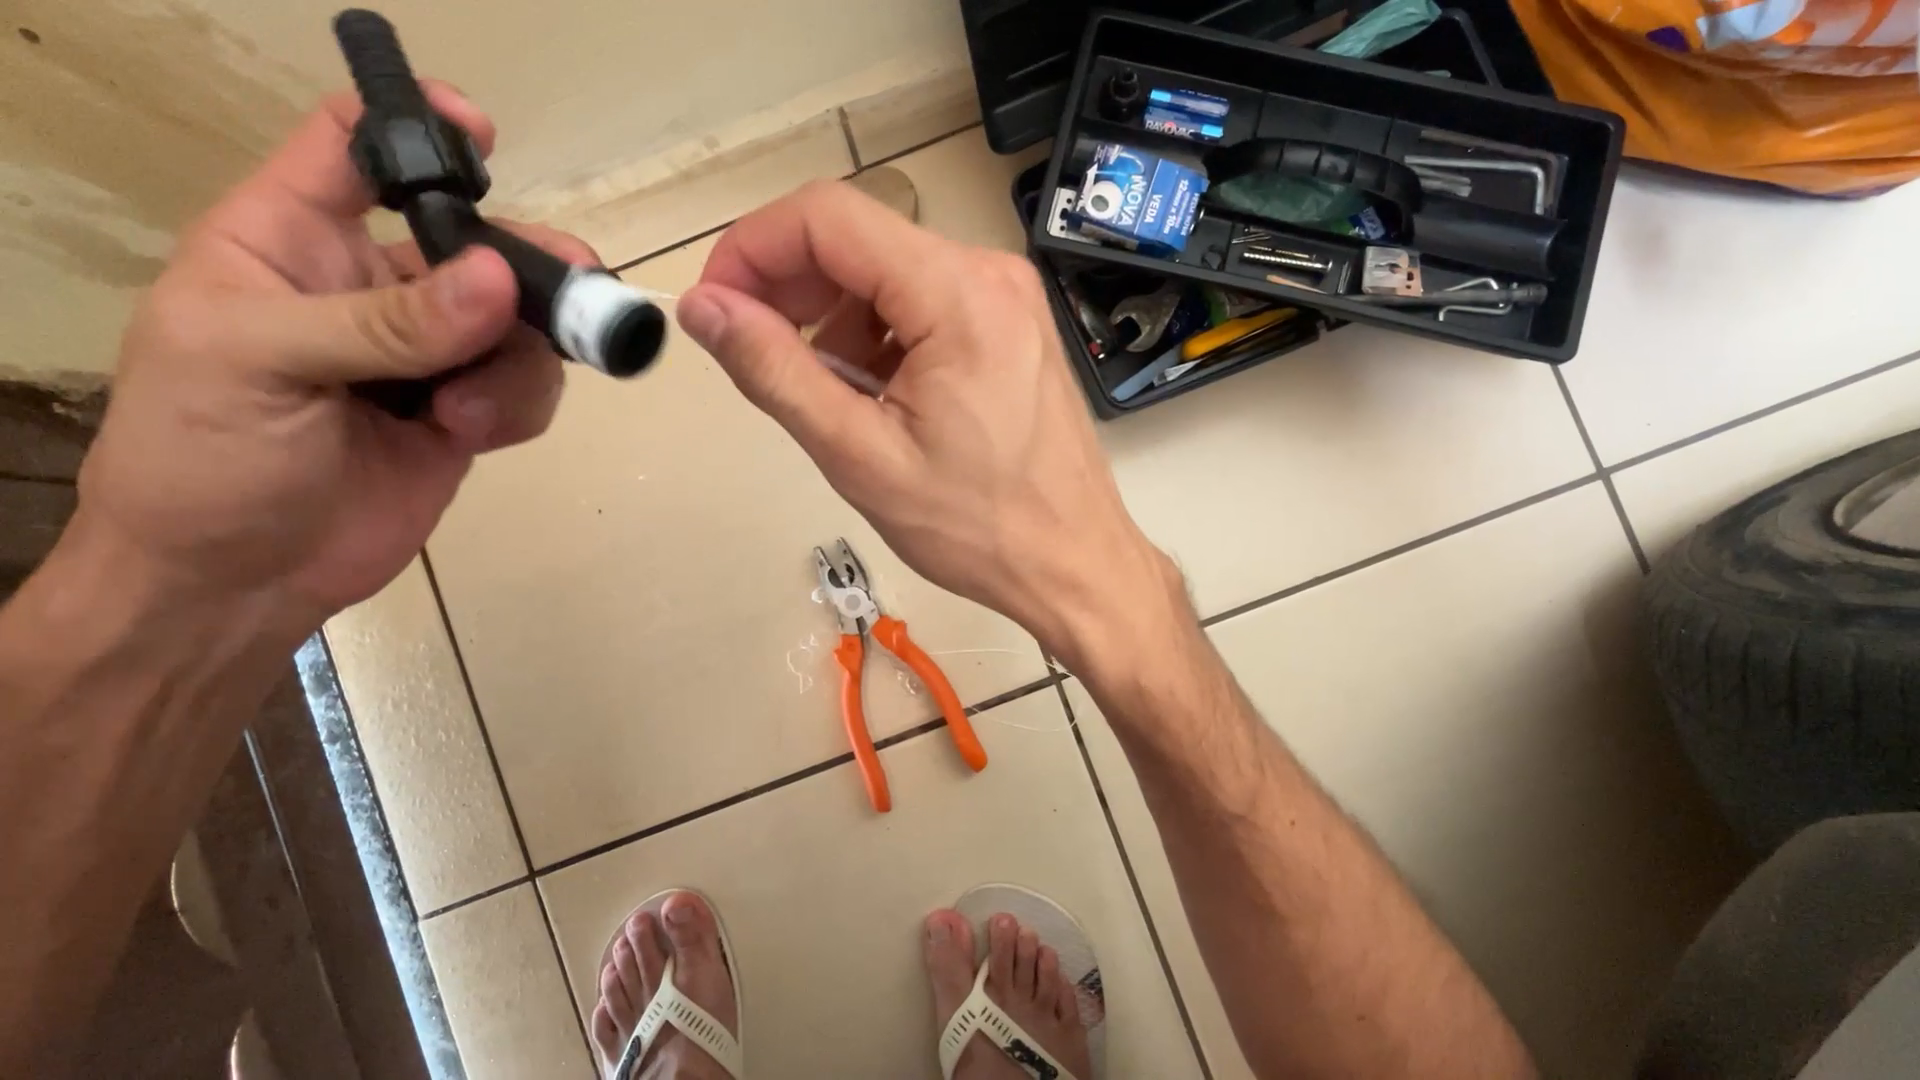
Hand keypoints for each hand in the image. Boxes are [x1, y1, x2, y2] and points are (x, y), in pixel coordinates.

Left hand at [71, 84, 597, 641]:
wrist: (240, 582)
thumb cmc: (204, 457)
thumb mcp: (262, 366)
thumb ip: (385, 322)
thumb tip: (500, 280)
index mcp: (291, 243)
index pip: (353, 149)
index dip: (417, 128)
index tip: (485, 140)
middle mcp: (371, 287)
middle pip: (475, 240)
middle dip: (528, 267)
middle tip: (578, 297)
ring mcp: (428, 354)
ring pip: (518, 322)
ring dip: (516, 363)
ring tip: (469, 416)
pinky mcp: (468, 410)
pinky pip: (527, 384)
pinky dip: (520, 407)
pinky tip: (472, 436)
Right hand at [679, 180, 1175, 655]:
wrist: (1074, 563)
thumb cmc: (976, 527)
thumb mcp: (860, 456)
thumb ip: (775, 372)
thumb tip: (704, 308)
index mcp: (959, 295)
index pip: (828, 218)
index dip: (753, 249)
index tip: (716, 308)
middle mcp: (989, 274)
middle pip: (858, 240)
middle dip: (790, 289)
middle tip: (757, 358)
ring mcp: (1006, 298)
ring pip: (886, 274)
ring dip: (834, 322)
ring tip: (831, 400)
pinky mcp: (1010, 325)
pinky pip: (922, 303)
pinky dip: (878, 338)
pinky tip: (876, 398)